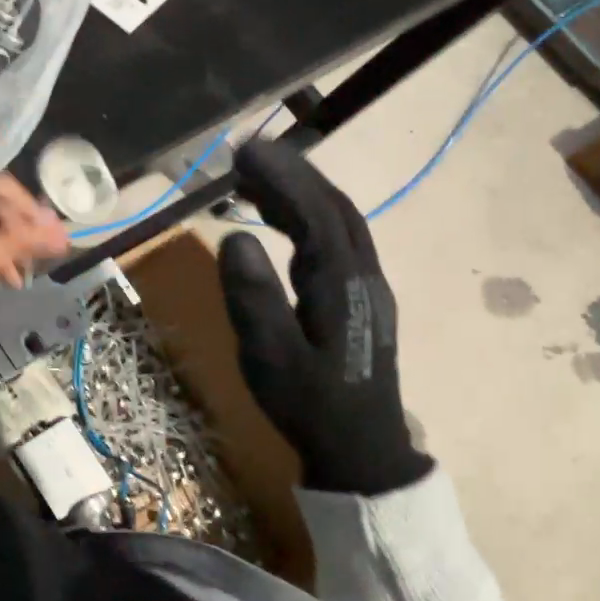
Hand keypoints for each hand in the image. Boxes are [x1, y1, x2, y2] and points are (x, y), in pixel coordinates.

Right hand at [216, 139, 429, 495]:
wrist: (361, 450)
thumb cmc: (310, 404)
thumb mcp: (270, 357)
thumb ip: (253, 296)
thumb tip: (233, 237)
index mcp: (342, 283)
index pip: (314, 213)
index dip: (281, 177)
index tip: (242, 150)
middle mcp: (362, 274)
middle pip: (332, 207)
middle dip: (291, 173)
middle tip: (244, 153)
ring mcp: (366, 286)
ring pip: (337, 222)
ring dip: (299, 192)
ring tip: (252, 178)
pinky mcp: (359, 299)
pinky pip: (334, 240)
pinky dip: (305, 217)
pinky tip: (277, 221)